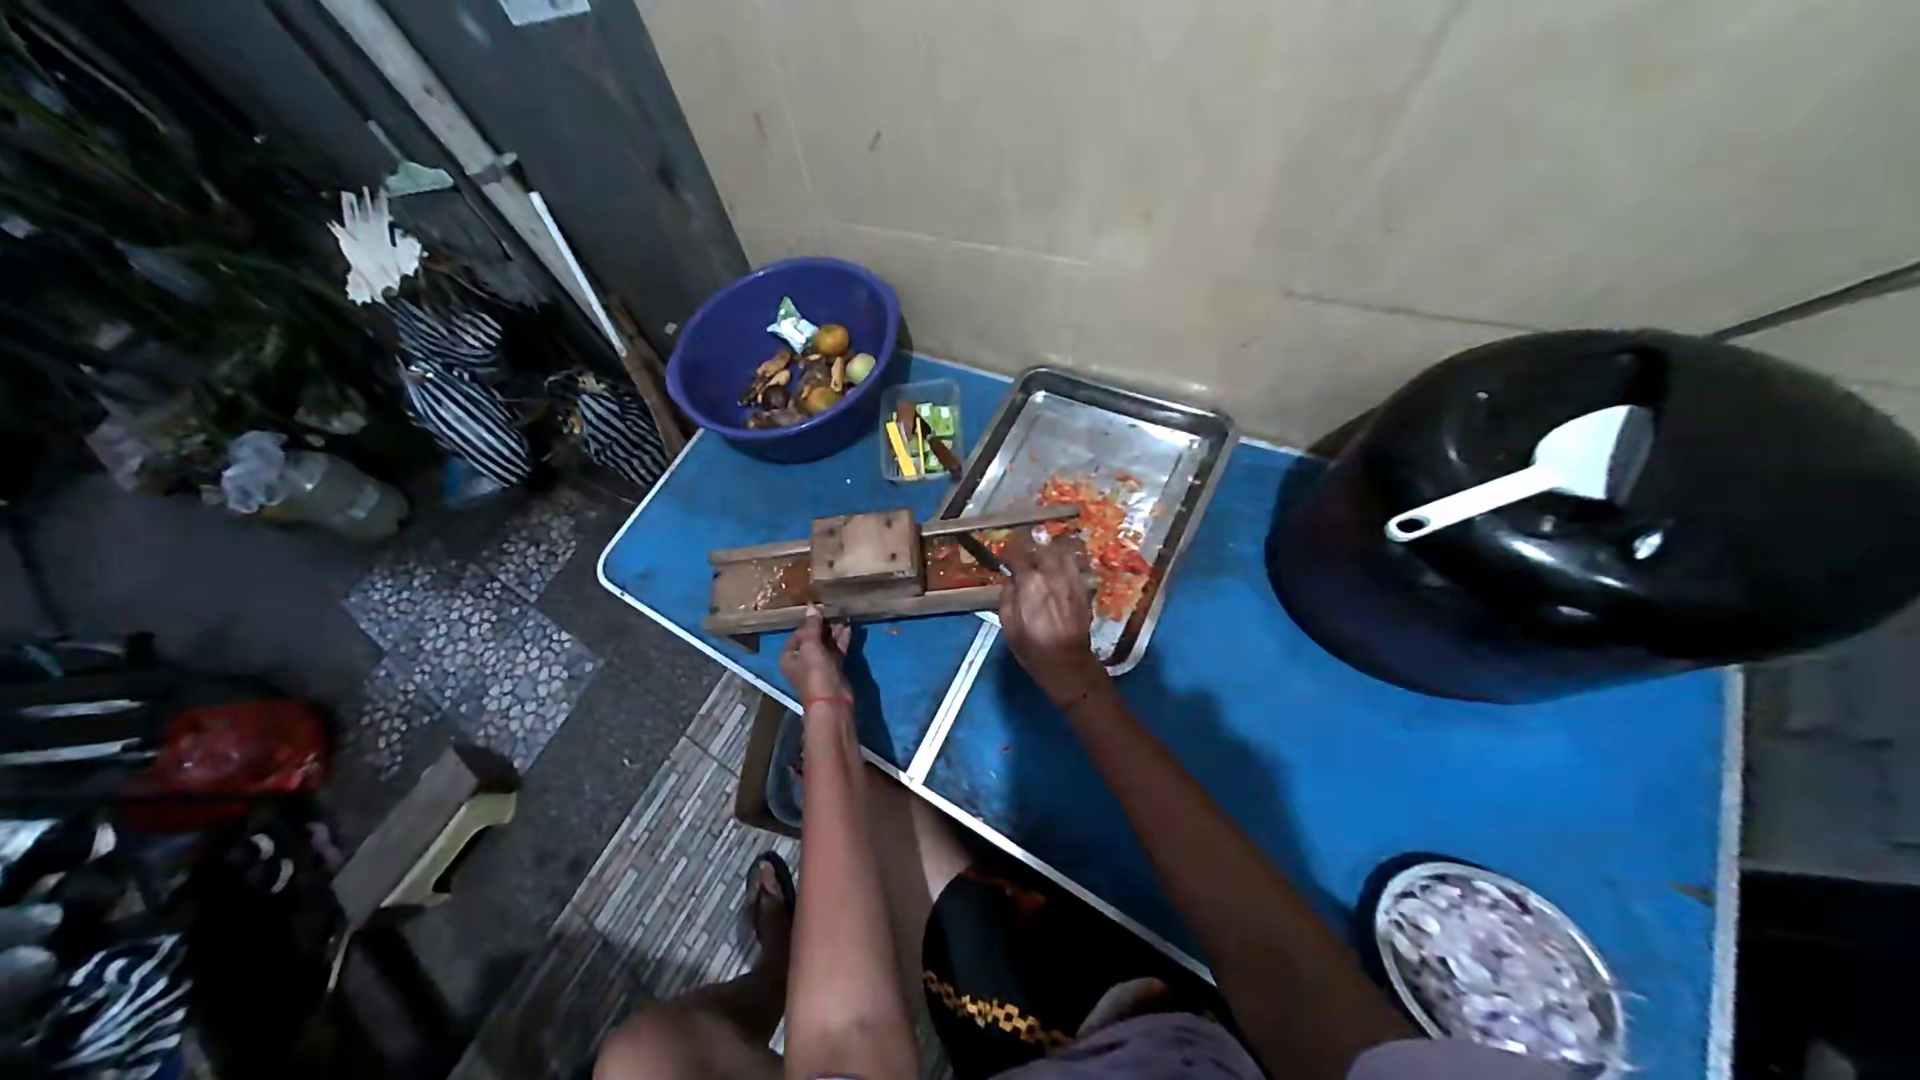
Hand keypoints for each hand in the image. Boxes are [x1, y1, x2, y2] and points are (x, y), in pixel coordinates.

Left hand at [782, 605, 853, 703]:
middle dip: (824, 625)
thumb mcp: (811, 646)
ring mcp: (819, 664)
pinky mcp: (834, 668)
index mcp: (789, 656)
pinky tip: (849, 627)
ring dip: (834, 631)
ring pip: (826, 643)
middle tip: (835, 611)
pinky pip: (837, 650)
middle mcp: (802, 660)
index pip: (797, 634)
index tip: (820, 611)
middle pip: (813, 638)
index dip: (808, 623)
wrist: (832, 701)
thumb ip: (812, 626)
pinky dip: (842, 640)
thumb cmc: (815, 673)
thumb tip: (811, 607)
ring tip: (844, 616)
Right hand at [999, 538, 1106, 706]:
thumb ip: (1007, 596)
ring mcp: (1072, 580)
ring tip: (1044, 563)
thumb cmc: (1033, 648)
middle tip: (1024, 562)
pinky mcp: (1084, 589)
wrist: (1067, 663)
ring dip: (1051, 555)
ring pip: (1062, 554)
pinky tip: (1060, 572)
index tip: (1004, 559)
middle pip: (1042, 550)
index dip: (1009, 554)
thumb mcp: (1008, 624)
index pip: (1018, 555)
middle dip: (1031, 553)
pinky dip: (1066, 564)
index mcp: (1031, 582)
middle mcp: (1053, 574)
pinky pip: (1076, 567)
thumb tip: (1010, 580)